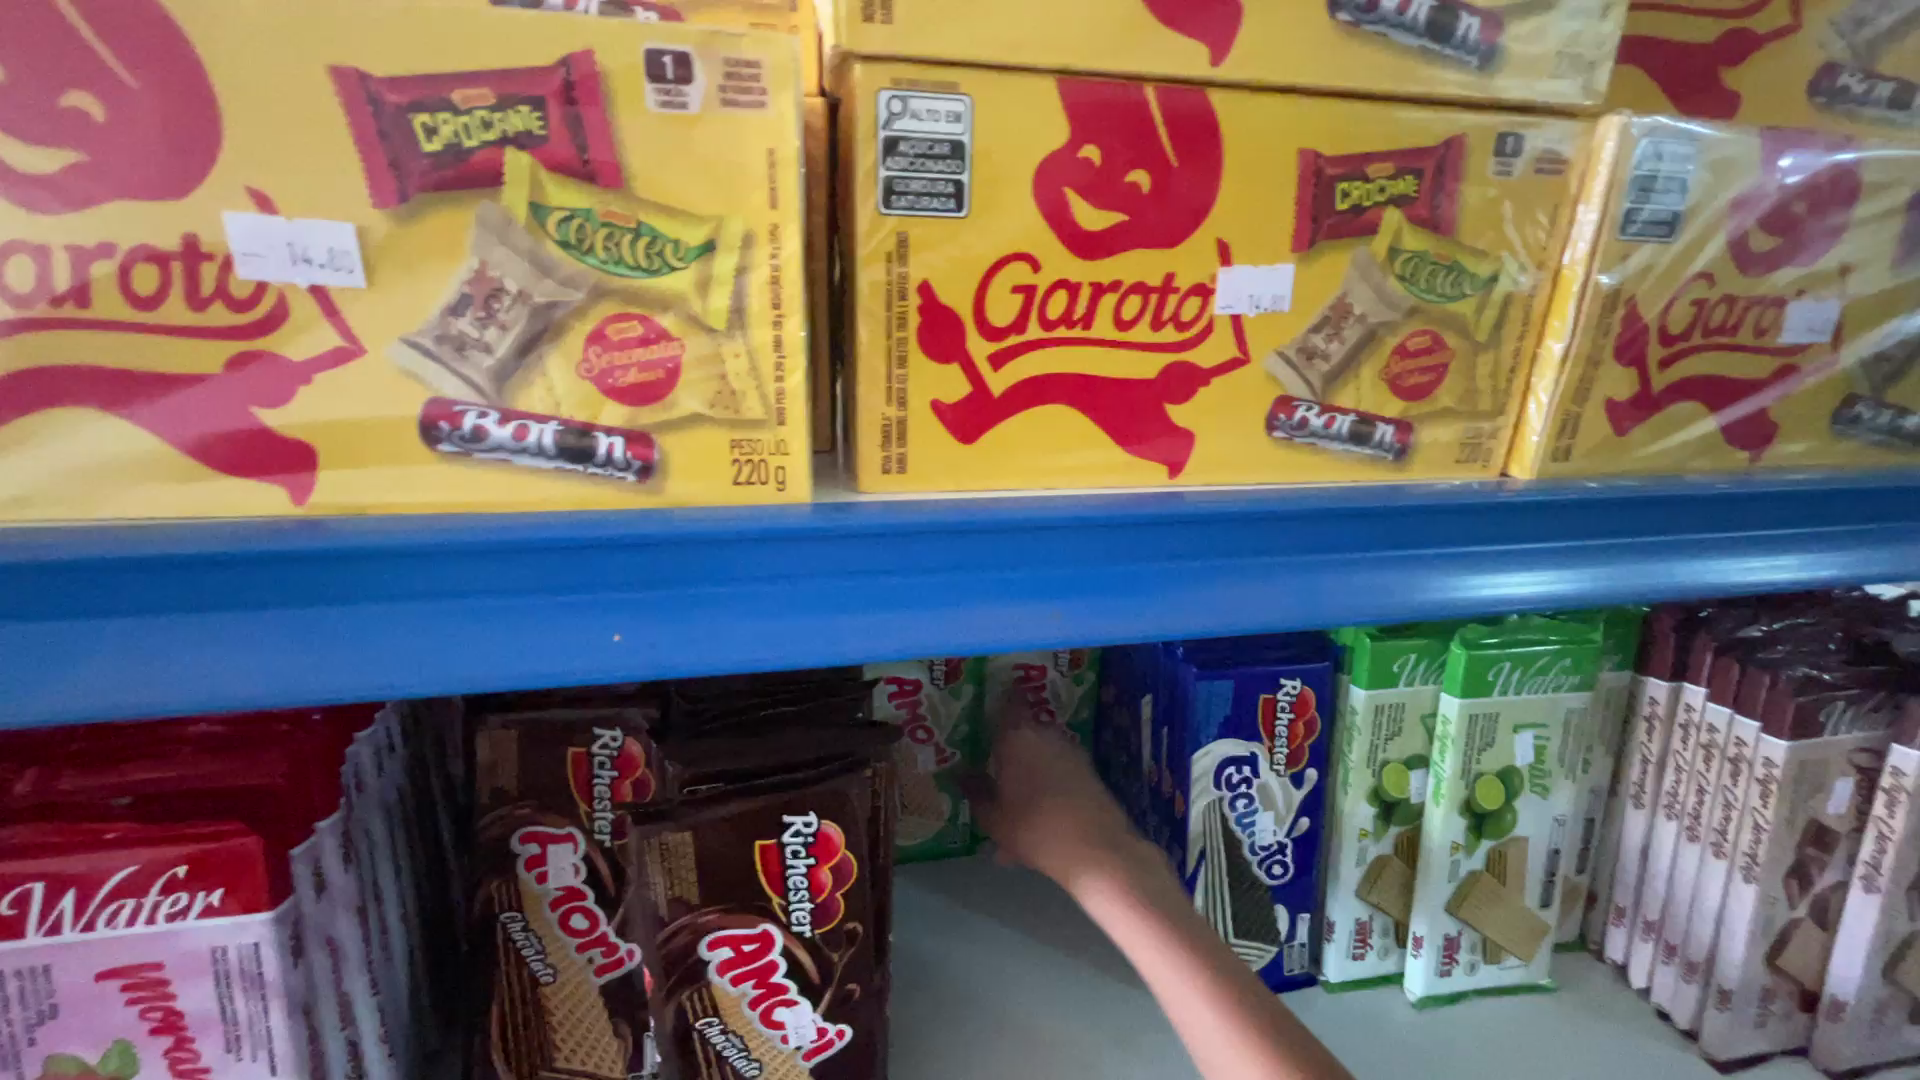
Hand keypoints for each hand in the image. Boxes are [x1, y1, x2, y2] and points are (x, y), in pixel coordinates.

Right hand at [965, 702, 1152, 896]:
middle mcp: (1045, 735)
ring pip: (1043, 753)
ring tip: (1016, 805)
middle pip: (1025, 729)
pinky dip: (1048, 786)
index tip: (992, 701)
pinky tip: (1039, 819)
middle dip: (1011, 745)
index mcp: (1016, 737)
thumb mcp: (993, 818)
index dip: (1002, 697)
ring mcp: (1071, 751)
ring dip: (1030, 770)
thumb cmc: (1033, 827)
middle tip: (996, 767)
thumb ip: (976, 792)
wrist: (1096, 848)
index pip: (1010, 701)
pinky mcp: (1089, 771)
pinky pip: (1059, 771)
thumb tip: (962, 774)